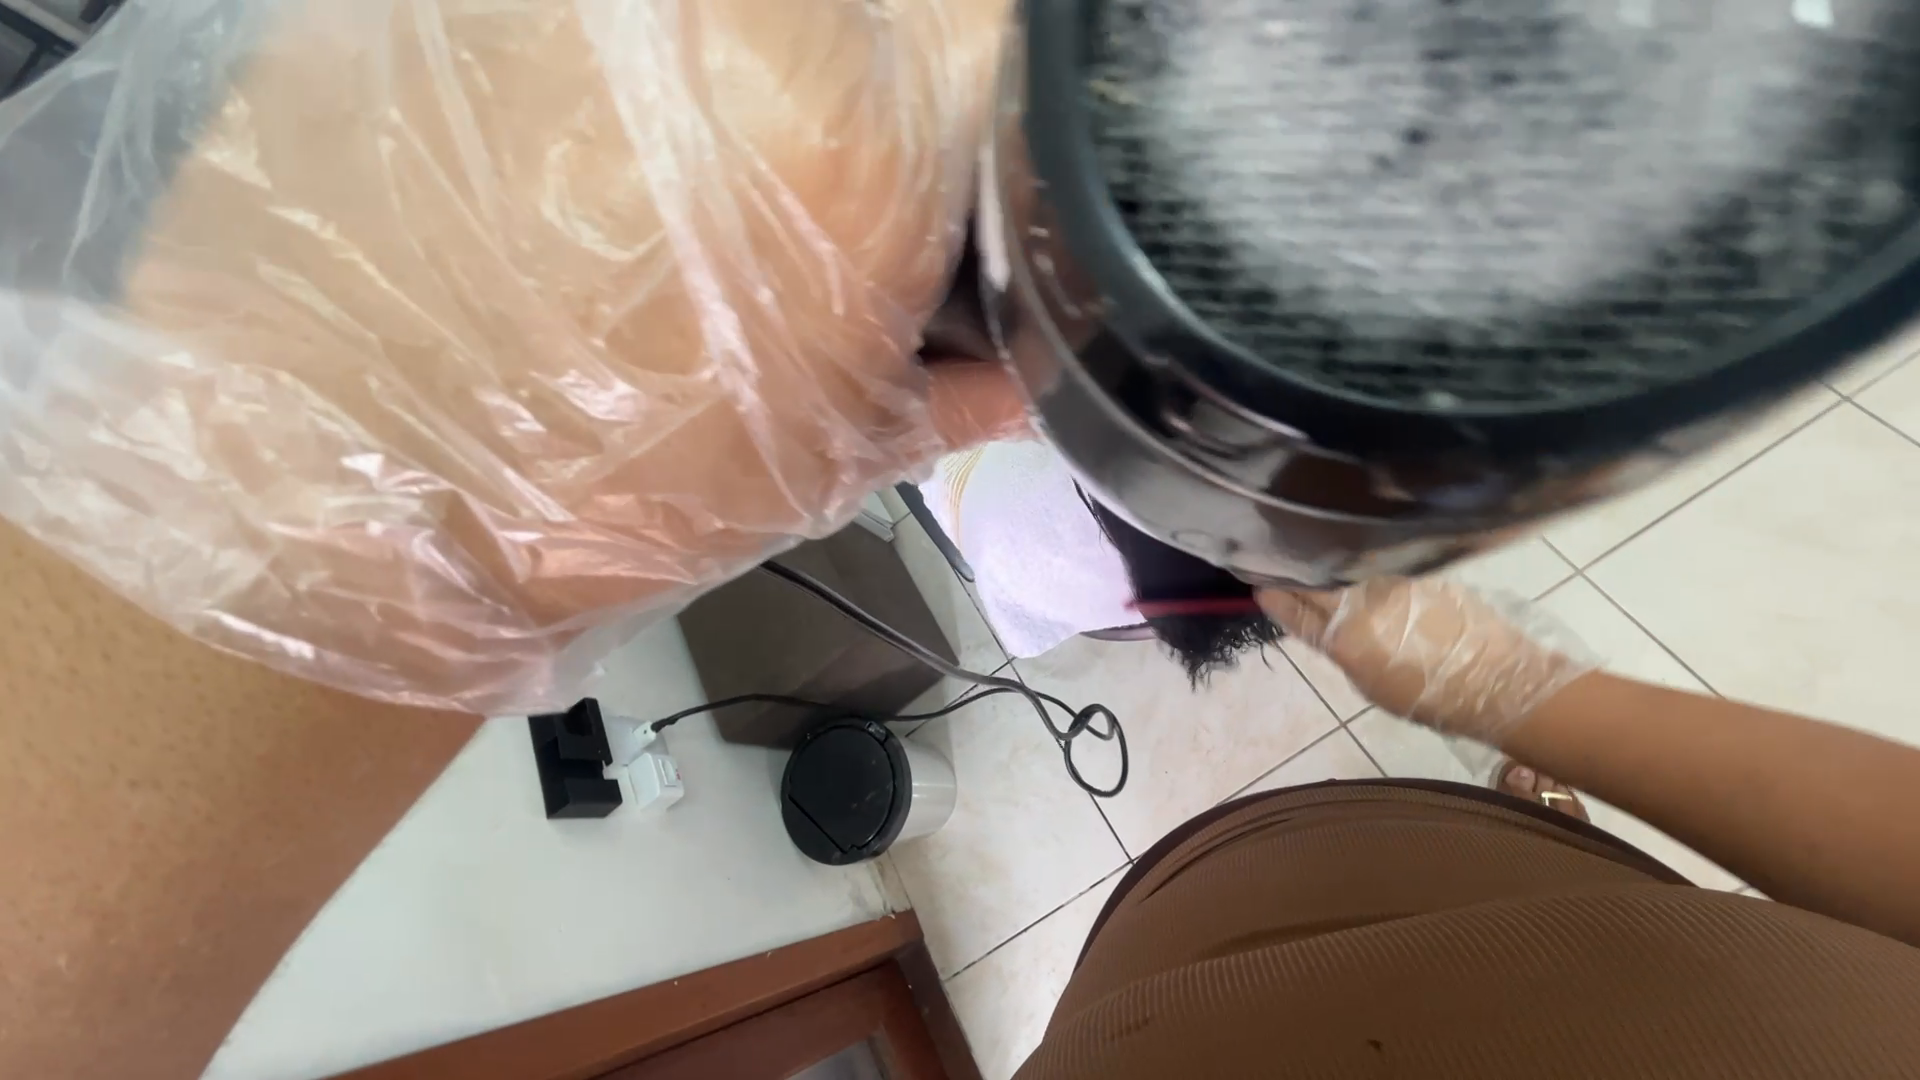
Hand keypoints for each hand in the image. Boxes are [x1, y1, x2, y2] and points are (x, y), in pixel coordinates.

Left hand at [7, 0, 1020, 711]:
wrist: (364, 507)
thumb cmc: (629, 500)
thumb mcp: (837, 461)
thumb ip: (965, 392)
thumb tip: (1036, 360)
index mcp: (852, 150)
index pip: (1000, 40)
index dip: (999, 112)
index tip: (971, 166)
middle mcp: (733, 22)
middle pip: (880, 18)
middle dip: (882, 105)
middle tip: (822, 212)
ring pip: (756, 21)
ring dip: (763, 92)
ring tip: (704, 206)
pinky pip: (618, 23)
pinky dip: (643, 76)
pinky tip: (604, 172)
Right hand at [1258, 578, 1595, 743]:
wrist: (1502, 684)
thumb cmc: (1426, 697)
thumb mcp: (1364, 680)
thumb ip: (1331, 643)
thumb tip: (1306, 616)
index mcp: (1344, 636)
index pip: (1291, 605)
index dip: (1271, 592)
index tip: (1255, 580)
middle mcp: (1362, 600)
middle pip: (1313, 577)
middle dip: (1291, 570)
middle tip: (1276, 563)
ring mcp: (1391, 582)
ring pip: (1344, 568)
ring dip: (1325, 566)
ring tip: (1315, 565)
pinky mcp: (1419, 574)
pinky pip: (1376, 567)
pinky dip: (1359, 569)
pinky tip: (1358, 571)